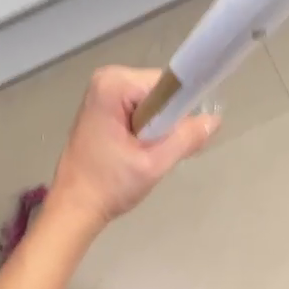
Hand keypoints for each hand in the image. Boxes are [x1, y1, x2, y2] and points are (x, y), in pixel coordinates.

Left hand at [46, 67, 220, 232]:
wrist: (74, 208)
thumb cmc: (108, 186)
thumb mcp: (153, 164)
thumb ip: (185, 138)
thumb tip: (215, 120)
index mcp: (113, 84)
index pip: (168, 85)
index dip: (177, 114)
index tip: (170, 141)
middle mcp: (105, 80)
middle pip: (160, 93)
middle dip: (165, 124)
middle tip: (152, 155)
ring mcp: (101, 94)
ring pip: (152, 105)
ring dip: (155, 131)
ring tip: (141, 157)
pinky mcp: (102, 110)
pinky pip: (139, 112)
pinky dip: (144, 133)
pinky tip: (134, 154)